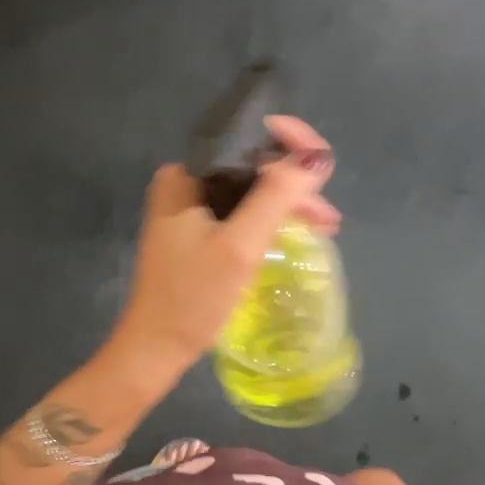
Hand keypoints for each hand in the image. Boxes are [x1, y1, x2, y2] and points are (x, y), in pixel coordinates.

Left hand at [107, 116, 339, 380]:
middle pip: (252, 164)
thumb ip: (275, 196)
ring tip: (327, 226)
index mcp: (186, 174)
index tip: (324, 163)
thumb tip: (313, 158)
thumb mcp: (240, 245)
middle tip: (328, 212)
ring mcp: (189, 209)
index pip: (246, 136)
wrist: (156, 347)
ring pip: (250, 190)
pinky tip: (298, 232)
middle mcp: (185, 182)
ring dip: (288, 203)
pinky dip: (270, 220)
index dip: (290, 141)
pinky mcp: (196, 233)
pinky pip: (241, 212)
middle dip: (294, 180)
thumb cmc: (193, 296)